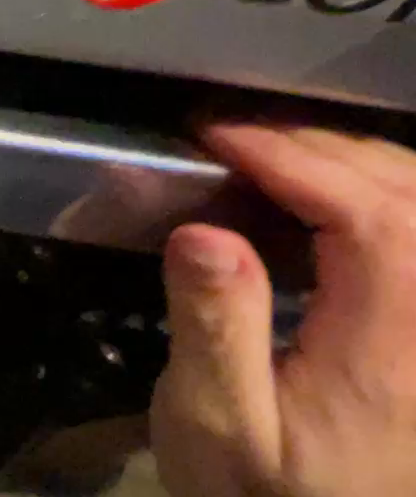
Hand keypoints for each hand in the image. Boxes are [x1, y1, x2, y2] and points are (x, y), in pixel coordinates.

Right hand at [151, 124, 415, 496]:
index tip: (213, 136)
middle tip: (231, 133)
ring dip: (363, 166)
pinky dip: (387, 199)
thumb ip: (212, 327)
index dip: (295, 161)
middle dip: (325, 150)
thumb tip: (204, 231)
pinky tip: (326, 196)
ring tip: (271, 150)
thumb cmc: (256, 486)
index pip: (377, 224)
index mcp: (392, 358)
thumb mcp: (214, 418)